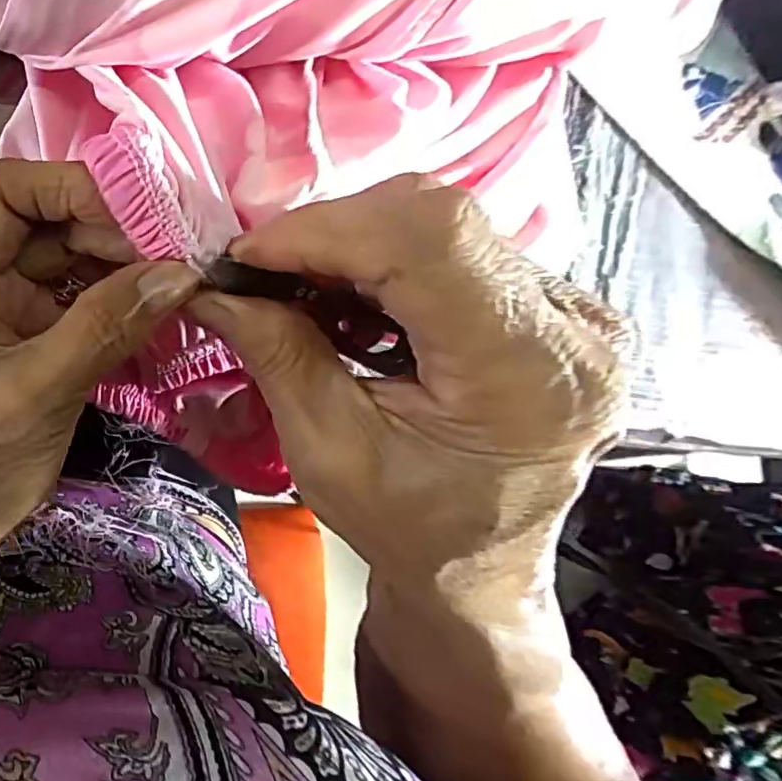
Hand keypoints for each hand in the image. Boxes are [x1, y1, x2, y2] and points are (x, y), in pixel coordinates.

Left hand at [0, 160, 203, 594]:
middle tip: (176, 247)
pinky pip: (90, 293)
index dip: (64, 185)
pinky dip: (127, 292)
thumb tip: (181, 271)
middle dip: (111, 224)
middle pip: (49, 219)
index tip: (131, 211)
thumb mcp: (39, 389)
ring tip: (181, 272)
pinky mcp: (45, 333)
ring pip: (75, 254)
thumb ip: (105, 326)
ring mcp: (18, 306)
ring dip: (127, 257)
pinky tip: (166, 299)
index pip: (3, 193)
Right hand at [187, 175, 630, 614]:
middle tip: (254, 273)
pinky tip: (332, 292)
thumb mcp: (324, 447)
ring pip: (435, 219)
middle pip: (432, 217)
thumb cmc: (402, 523)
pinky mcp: (539, 303)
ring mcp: (564, 307)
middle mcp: (567, 323)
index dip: (320, 232)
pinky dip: (367, 255)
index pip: (425, 243)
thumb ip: (278, 354)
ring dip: (340, 240)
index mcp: (523, 370)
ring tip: (286, 283)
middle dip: (322, 232)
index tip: (240, 260)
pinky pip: (442, 244)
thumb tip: (213, 291)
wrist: (475, 563)